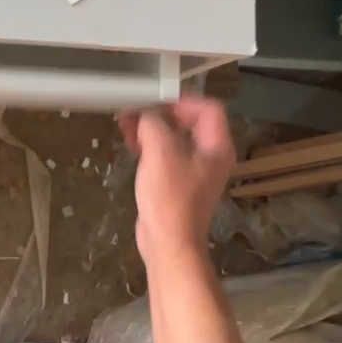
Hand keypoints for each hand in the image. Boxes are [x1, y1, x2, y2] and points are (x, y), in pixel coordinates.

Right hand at [117, 98, 236, 262]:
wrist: (169, 241)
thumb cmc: (169, 196)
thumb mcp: (160, 152)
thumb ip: (153, 124)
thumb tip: (145, 114)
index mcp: (216, 146)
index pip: (208, 108)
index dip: (182, 100)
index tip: (153, 101)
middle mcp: (210, 156)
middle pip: (189, 122)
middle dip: (160, 113)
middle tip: (133, 110)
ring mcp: (195, 171)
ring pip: (175, 138)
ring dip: (152, 129)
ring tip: (125, 125)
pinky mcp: (179, 183)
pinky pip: (167, 156)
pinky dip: (150, 146)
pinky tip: (131, 145)